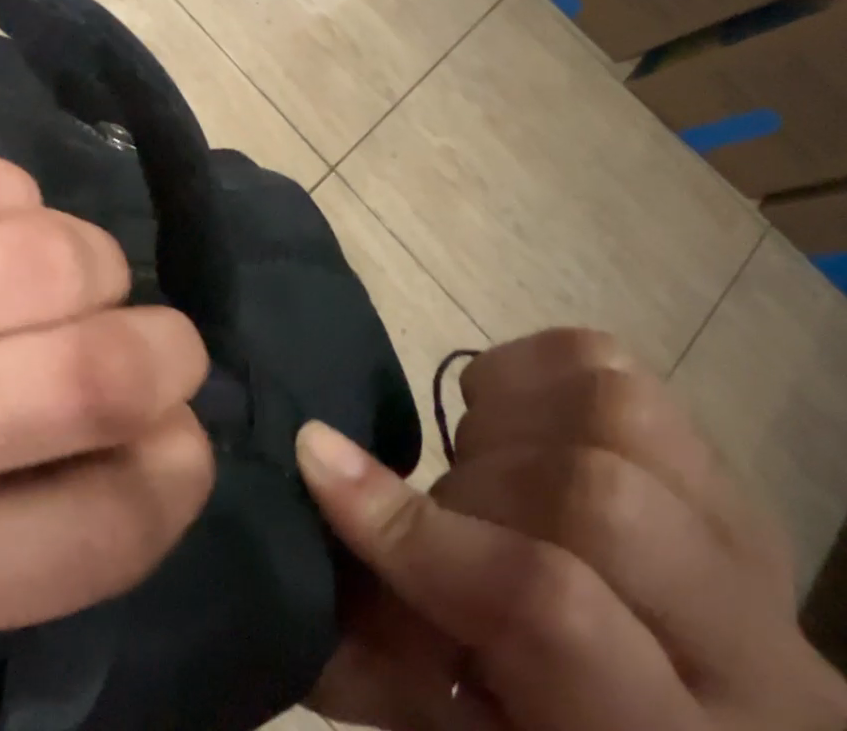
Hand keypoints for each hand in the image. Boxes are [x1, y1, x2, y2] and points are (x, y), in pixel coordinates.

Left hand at [0, 147, 212, 643]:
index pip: (94, 530)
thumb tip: (166, 433)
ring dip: (92, 272)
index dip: (173, 475)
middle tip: (133, 347)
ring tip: (48, 294)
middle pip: (87, 370)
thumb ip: (36, 536)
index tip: (170, 440)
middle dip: (161, 352)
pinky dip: (18, 206)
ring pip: (48, 251)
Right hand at [299, 328, 846, 730]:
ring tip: (467, 447)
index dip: (413, 528)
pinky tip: (506, 419)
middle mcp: (747, 660)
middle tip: (426, 492)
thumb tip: (285, 543)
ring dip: (510, 407)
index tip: (314, 458)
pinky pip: (642, 392)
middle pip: (596, 495)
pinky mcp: (741, 508)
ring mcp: (757, 569)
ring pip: (631, 418)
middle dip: (467, 472)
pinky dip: (546, 376)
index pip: (542, 605)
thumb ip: (364, 666)